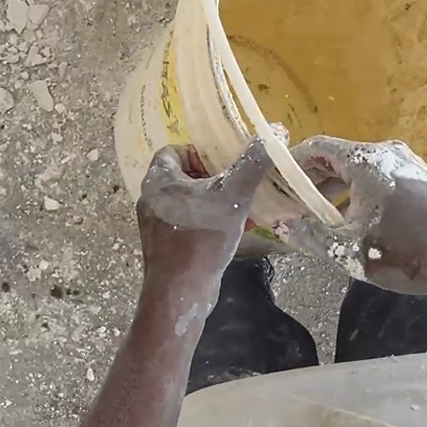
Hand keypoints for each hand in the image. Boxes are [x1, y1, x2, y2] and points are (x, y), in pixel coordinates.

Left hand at [136, 141, 272, 290]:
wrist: (180, 293)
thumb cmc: (201, 239)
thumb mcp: (233, 196)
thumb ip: (252, 164)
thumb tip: (275, 133)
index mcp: (158, 181)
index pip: (173, 151)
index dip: (199, 152)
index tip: (224, 163)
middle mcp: (152, 199)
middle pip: (184, 176)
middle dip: (213, 178)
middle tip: (237, 184)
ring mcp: (156, 225)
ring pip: (188, 202)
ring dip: (214, 201)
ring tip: (241, 207)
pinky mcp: (165, 246)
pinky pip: (188, 224)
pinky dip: (209, 223)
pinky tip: (234, 231)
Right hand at [274, 136, 426, 296]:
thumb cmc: (407, 253)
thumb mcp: (348, 250)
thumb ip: (309, 236)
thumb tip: (281, 226)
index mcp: (365, 161)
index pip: (316, 147)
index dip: (291, 164)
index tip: (276, 185)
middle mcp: (386, 153)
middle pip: (337, 157)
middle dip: (312, 181)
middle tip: (294, 206)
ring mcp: (409, 165)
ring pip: (360, 170)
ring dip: (336, 190)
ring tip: (323, 219)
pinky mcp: (423, 181)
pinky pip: (380, 179)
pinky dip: (360, 194)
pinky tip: (359, 223)